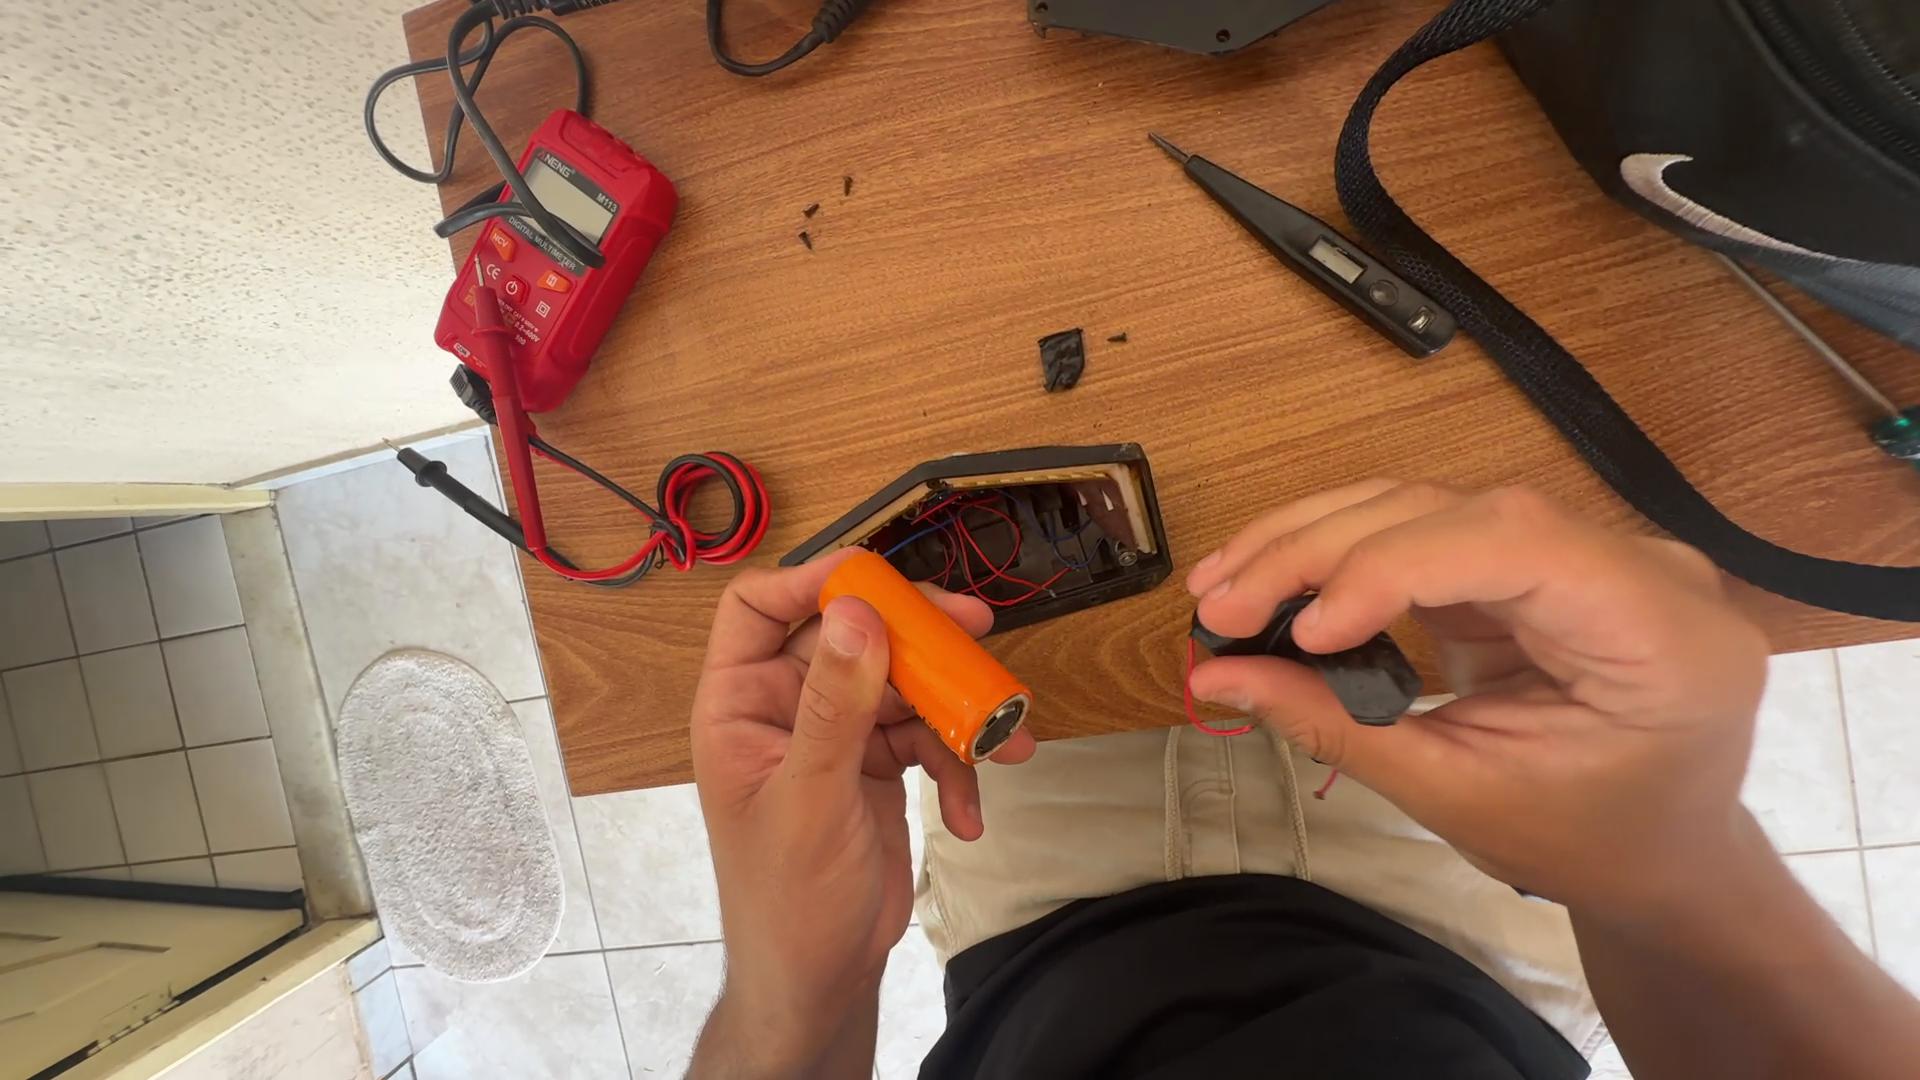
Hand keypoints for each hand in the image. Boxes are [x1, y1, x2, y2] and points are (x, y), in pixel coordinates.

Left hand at [689, 550, 1035, 1072]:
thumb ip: (833, 706)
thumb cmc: (789, 899)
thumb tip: (859, 614)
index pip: (759, 608)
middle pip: (854, 635)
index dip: (810, 580)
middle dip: (918, 639)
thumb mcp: (811, 800)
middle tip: (977, 628)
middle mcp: (790, 704)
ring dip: (956, 710)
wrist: (823, 979)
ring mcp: (839, 730)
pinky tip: (969, 813)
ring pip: (902, 683)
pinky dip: (955, 765)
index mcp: (742, 703)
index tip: (875, 576)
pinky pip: (924, 734)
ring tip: (1007, 738)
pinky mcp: (878, 760)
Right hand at [1185, 481, 1769, 916]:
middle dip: (1312, 553)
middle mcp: (1616, 561)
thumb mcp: (1455, 796)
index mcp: (1655, 631)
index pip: (1506, 542)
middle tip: (1217, 607)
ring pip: (1403, 502)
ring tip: (1217, 584)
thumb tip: (1213, 678)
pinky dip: (1318, 549)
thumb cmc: (1581, 840)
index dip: (1388, 568)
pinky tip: (1258, 573)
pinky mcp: (1500, 556)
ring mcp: (1557, 547)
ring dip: (1297, 539)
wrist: (1653, 845)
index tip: (1302, 635)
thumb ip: (1333, 727)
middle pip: (1436, 509)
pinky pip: (1397, 528)